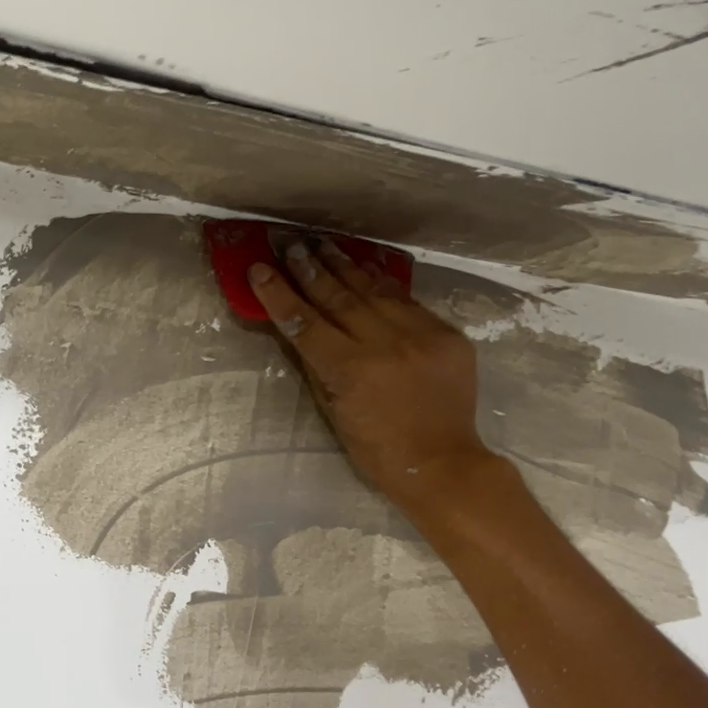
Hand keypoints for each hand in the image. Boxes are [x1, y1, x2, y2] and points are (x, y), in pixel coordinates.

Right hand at [247, 240, 491, 508]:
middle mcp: (386, 345)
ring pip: (374, 291)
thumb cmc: (375, 448)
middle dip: (309, 268)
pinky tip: (365, 267)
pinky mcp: (447, 335)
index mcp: (350, 370)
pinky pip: (407, 301)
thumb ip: (315, 363)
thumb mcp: (332, 410)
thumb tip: (297, 325)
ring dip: (344, 266)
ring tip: (322, 245)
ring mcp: (421, 336)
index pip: (304, 322)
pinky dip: (382, 284)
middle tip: (290, 244)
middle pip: (338, 297)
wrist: (443, 464)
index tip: (259, 268)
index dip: (278, 293)